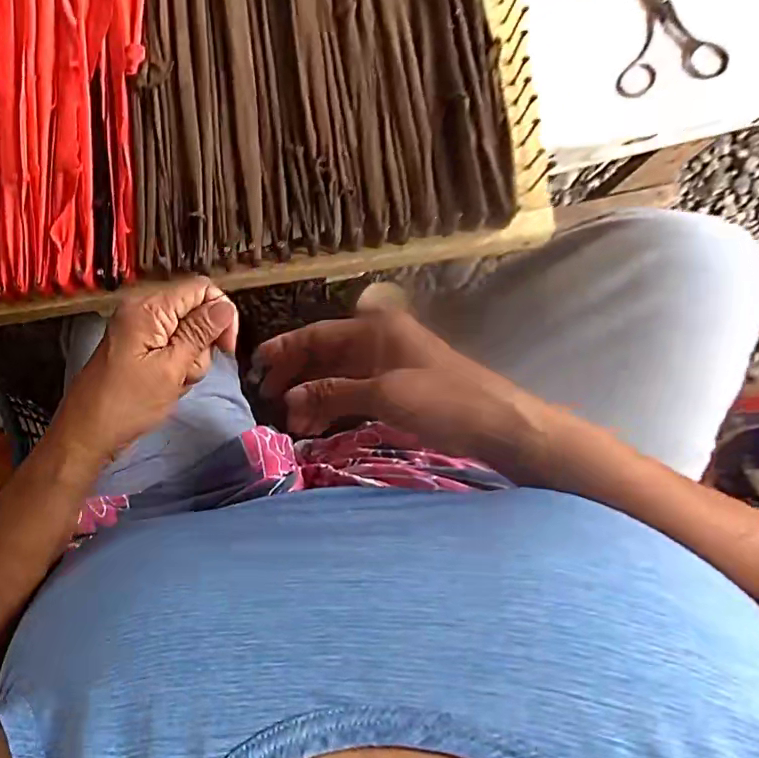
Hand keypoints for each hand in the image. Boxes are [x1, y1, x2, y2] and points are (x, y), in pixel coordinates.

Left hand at [51, 277, 239, 464]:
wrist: (87, 433)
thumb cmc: (127, 404)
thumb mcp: (171, 368)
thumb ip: (201, 332)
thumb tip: (227, 306)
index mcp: (148, 307)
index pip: (201, 288)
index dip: (221, 314)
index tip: (226, 349)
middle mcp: (142, 310)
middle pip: (196, 313)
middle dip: (201, 346)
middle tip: (183, 373)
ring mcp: (139, 330)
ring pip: (187, 336)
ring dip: (189, 363)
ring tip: (170, 384)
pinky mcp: (138, 348)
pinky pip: (171, 350)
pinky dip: (175, 369)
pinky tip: (164, 387)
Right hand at [255, 309, 568, 480]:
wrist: (500, 426)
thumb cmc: (445, 400)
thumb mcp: (385, 394)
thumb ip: (333, 392)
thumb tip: (289, 397)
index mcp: (376, 329)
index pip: (317, 334)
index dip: (285, 350)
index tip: (258, 369)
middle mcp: (377, 342)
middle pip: (322, 354)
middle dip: (295, 377)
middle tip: (269, 400)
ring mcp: (385, 368)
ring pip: (334, 377)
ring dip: (311, 398)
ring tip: (292, 423)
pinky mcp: (394, 392)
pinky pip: (350, 395)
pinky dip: (330, 409)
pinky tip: (314, 427)